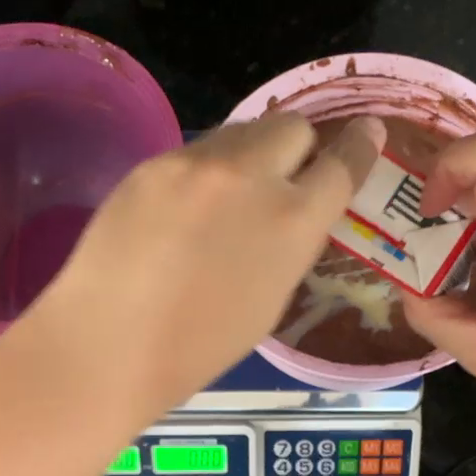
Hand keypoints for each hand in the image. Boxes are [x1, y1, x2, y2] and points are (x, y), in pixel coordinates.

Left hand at [20, 113, 385, 410]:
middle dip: (297, 148)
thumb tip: (286, 217)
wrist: (109, 344)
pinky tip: (180, 213)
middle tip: (282, 178)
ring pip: (241, 133)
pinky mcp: (151, 164)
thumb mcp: (268, 303)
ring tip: (226, 200)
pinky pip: (194, 154)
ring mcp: (196, 164)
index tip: (366, 133)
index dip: (358, 147)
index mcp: (292, 223)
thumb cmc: (197, 348)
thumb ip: (287, 247)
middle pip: (292, 127)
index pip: (341, 165)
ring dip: (248, 156)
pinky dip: (202, 175)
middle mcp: (251, 177)